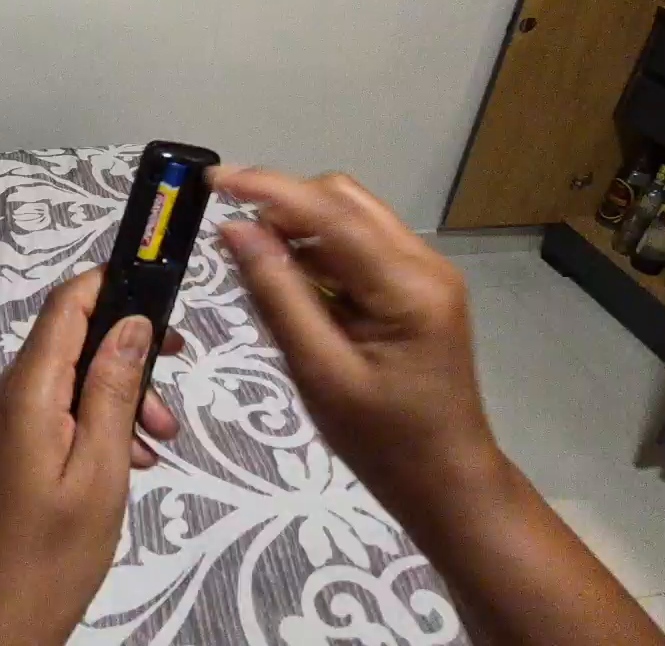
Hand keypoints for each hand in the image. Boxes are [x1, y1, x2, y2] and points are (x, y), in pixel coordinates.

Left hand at [0, 270, 182, 645]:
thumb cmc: (55, 549)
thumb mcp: (100, 466)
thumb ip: (113, 387)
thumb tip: (133, 321)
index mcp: (30, 385)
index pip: (66, 303)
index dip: (109, 281)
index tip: (160, 289)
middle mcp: (16, 389)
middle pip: (76, 335)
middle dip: (129, 346)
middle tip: (177, 367)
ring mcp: (16, 416)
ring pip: (77, 374)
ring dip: (123, 391)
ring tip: (162, 437)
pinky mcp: (22, 442)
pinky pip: (67, 408)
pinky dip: (104, 420)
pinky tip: (136, 459)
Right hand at [213, 167, 503, 508]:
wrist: (448, 485)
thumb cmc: (382, 441)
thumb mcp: (318, 370)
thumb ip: (276, 292)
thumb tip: (234, 229)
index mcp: (407, 285)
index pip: (330, 211)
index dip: (269, 187)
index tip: (216, 179)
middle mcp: (422, 262)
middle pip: (342, 199)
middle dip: (282, 203)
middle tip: (233, 232)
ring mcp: (422, 271)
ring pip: (347, 216)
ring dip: (297, 225)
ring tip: (254, 258)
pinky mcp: (412, 284)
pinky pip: (355, 244)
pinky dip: (315, 248)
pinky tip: (289, 278)